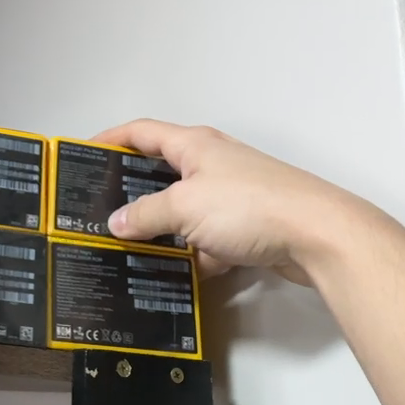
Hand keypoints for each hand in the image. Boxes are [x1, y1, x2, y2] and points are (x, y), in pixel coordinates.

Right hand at [93, 120, 381, 284]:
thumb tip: (116, 223)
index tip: (84, 154)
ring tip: (131, 247)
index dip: (110, 139)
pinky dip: (195, 253)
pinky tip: (179, 273)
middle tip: (101, 208)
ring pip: (185, 209)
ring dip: (163, 227)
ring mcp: (232, 194)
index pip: (141, 132)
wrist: (320, 236)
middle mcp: (212, 162)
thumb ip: (146, 214)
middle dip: (132, 190)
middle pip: (161, 171)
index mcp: (193, 145)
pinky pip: (209, 237)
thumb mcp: (185, 207)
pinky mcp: (249, 224)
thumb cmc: (248, 206)